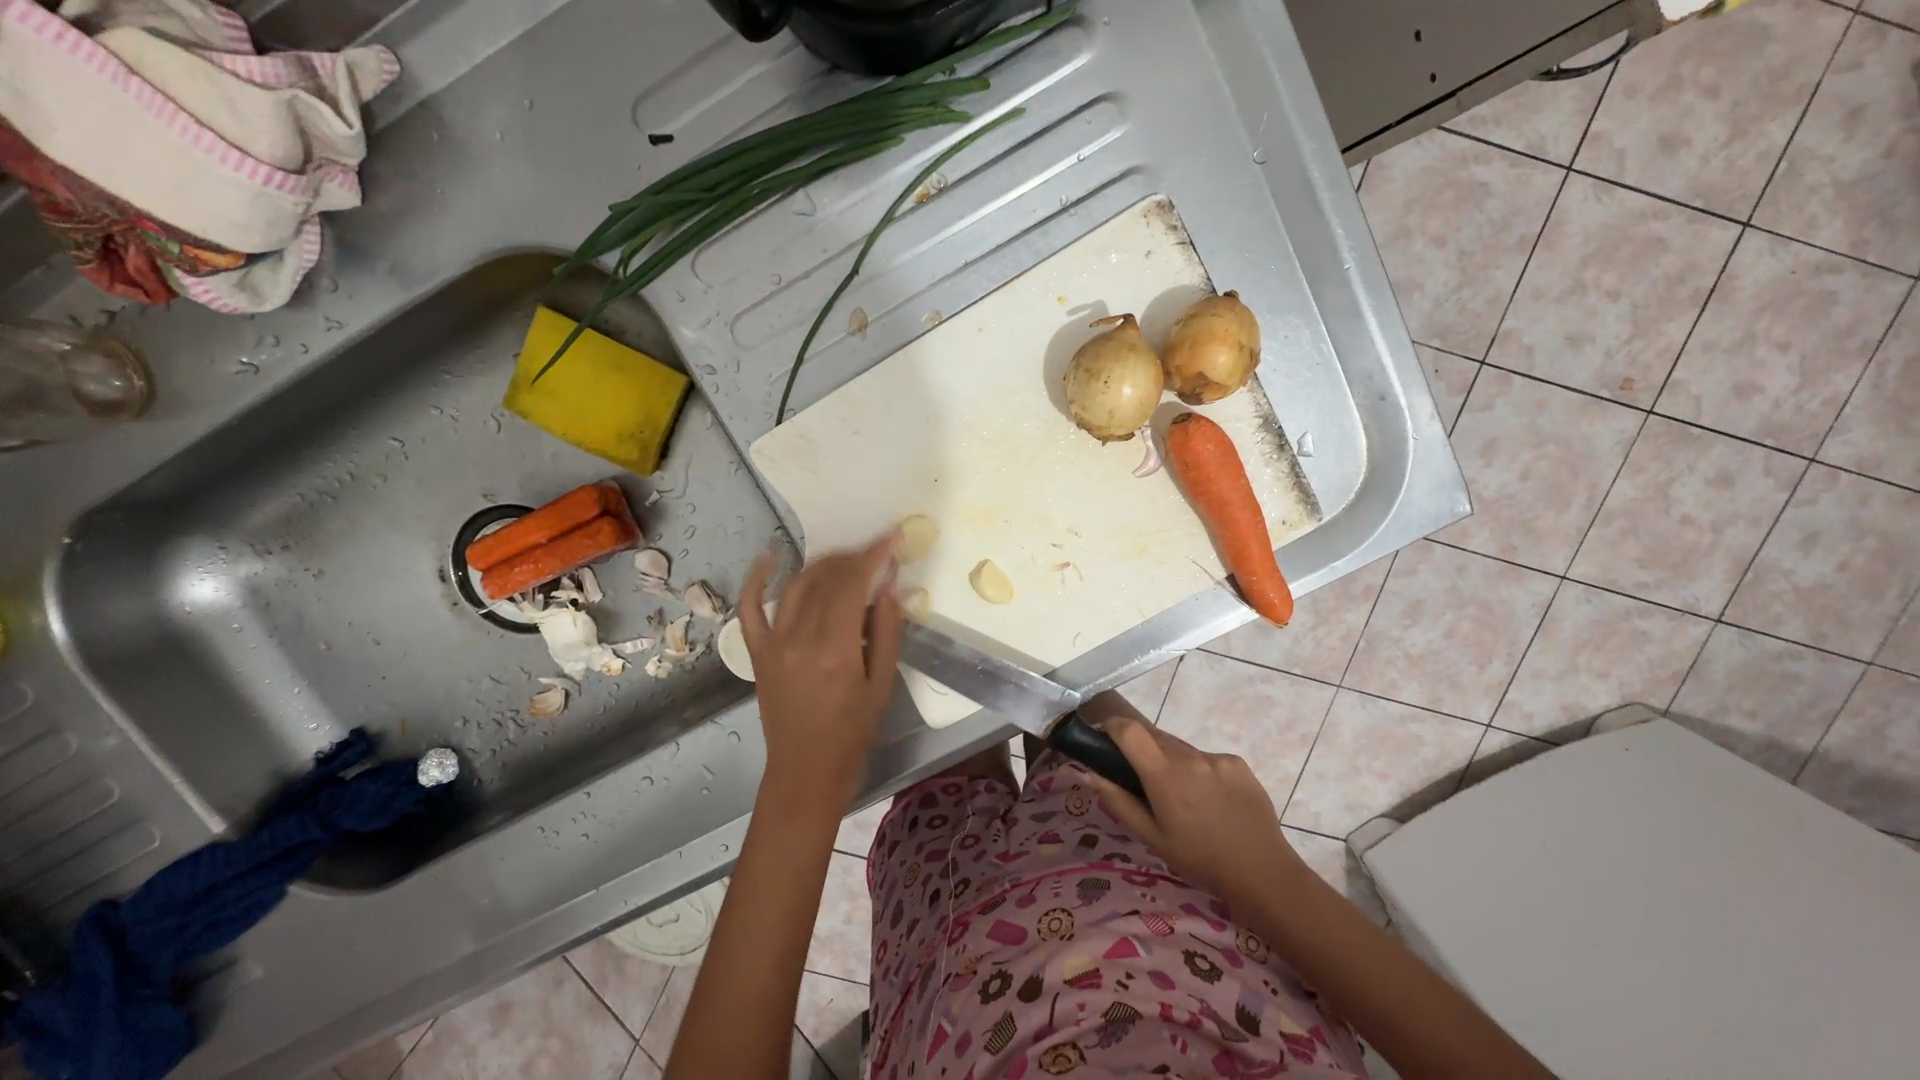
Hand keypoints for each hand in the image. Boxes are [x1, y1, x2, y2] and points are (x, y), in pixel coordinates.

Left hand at [739, 534, 902, 810]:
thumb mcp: (881, 683)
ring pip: (796, 586)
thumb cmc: (853, 732)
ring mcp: (774, 643)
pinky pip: (750, 608)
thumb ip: (886, 631)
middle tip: (877, 555)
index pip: (854, 585)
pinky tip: (770, 557)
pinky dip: (757, 579)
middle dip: (854, 559)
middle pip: (826, 580)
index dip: (874, 556)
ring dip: (822, 565)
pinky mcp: (757, 652)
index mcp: (835, 648)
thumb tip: (890, 585)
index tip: (893, 538)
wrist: (806, 770)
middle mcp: (800, 638)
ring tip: (846, 560)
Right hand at [1087, 715, 1308, 910]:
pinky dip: (1200, 772)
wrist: (1261, 871)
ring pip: (1182, 750)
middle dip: (1142, 751)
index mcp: (1165, 776)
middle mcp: (1190, 758)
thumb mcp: (1151, 837)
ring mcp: (1218, 758)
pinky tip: (1212, 802)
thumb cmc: (1198, 859)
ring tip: (1185, 801)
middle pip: (1155, 737)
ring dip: (1173, 763)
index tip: (1105, 739)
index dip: (1113, 727)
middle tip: (1144, 783)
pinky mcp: (1238, 763)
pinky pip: (1208, 759)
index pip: (1130, 730)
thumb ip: (1118, 801)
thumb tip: (1088, 773)